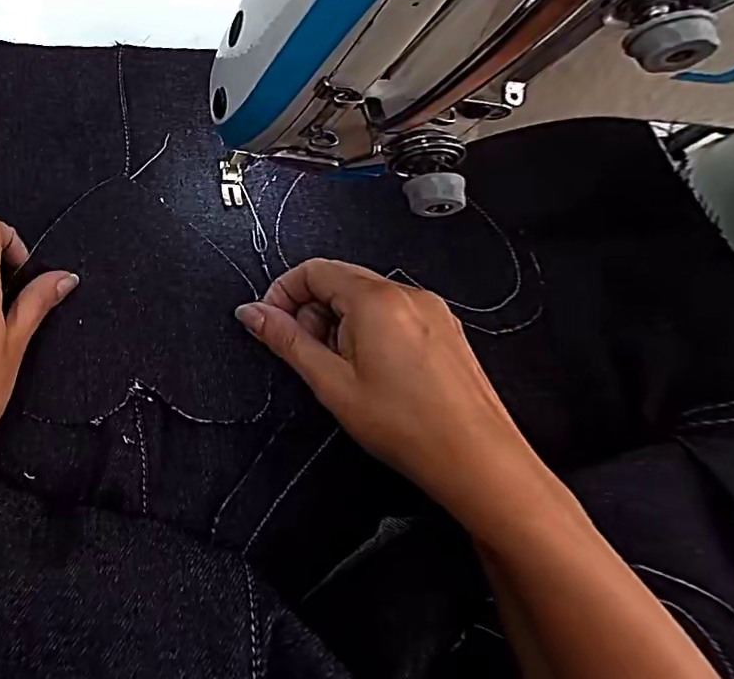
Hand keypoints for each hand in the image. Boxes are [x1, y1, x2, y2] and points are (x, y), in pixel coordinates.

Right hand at [235, 258, 537, 512]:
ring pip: (364, 297)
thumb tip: (253, 314)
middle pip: (338, 280)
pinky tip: (373, 372)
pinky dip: (369, 330)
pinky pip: (392, 311)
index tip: (272, 320)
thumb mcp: (331, 383)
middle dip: (311, 311)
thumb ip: (286, 340)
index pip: (312, 270)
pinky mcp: (442, 326)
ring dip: (340, 323)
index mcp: (375, 299)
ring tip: (345, 370)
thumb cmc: (413, 428)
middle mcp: (405, 294)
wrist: (480, 462)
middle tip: (309, 353)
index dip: (283, 293)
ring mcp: (429, 309)